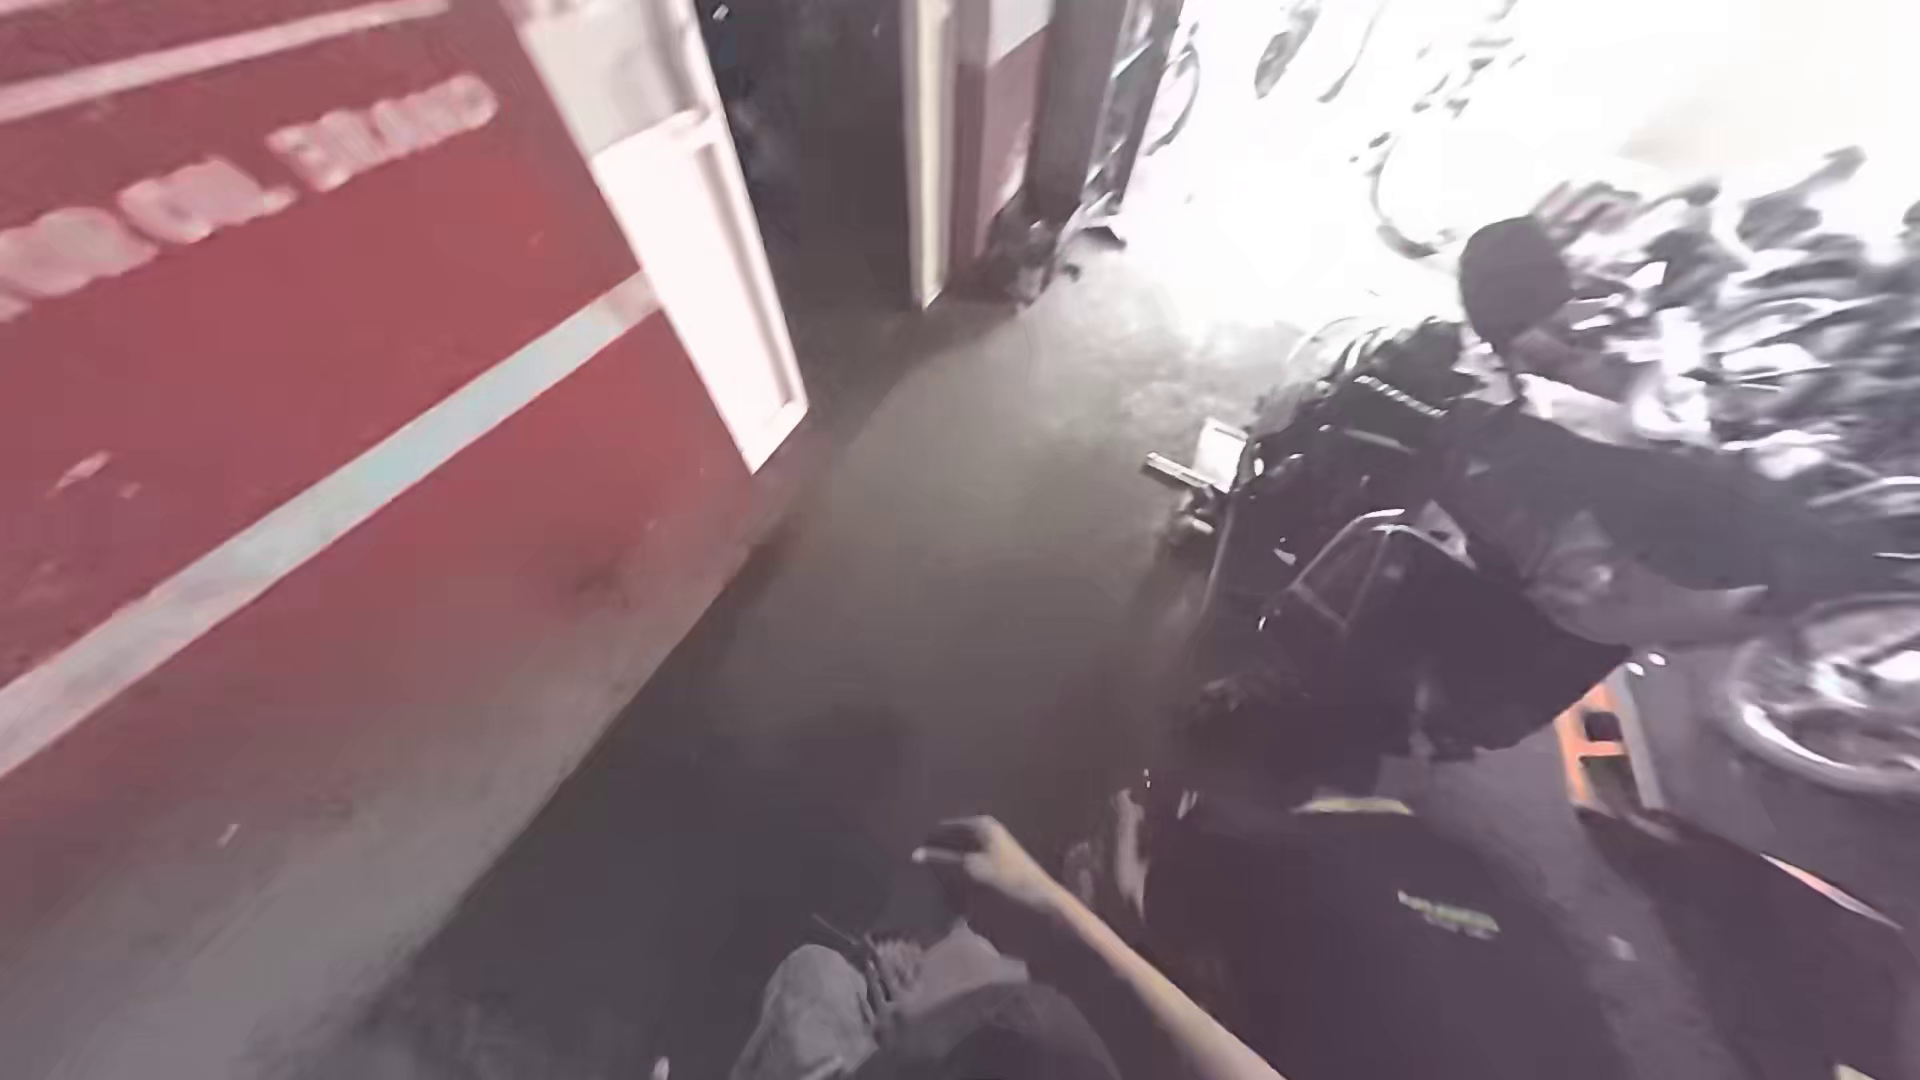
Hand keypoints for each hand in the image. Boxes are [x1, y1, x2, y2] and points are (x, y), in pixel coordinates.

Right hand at [911, 816, 1076, 944]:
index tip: (908, 871)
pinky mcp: (992, 897)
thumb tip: (913, 854)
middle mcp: (984, 845)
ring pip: (952, 882)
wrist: (1048, 928)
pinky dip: (959, 911)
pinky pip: (964, 901)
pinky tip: (961, 921)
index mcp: (979, 829)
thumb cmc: (1008, 891)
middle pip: (945, 856)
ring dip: (946, 897)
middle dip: (935, 876)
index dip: (925, 849)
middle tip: (924, 893)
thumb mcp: (968, 872)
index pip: (939, 832)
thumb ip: (939, 861)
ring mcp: (988, 872)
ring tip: (946, 909)